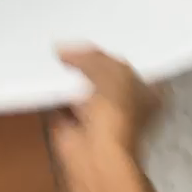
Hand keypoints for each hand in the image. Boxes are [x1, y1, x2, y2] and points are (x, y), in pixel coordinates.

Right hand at [51, 48, 160, 191]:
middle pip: (103, 75)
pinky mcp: (73, 126)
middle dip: (86, 63)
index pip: (132, 65)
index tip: (94, 37)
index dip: (113, 52)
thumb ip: (90, 56)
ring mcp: (99, 117)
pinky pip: (60, 102)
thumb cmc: (116, 115)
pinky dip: (51, 92)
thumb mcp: (112, 72)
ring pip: (81, 88)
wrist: (94, 155)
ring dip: (67, 77)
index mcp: (148, 92)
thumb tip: (63, 50)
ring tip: (53, 54)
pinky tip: (43, 75)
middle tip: (69, 44)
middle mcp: (126, 104)